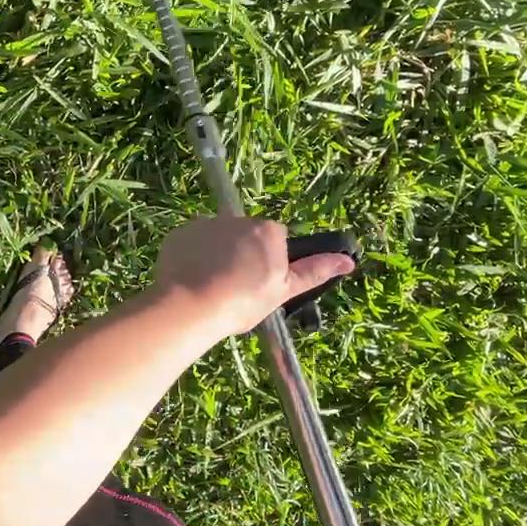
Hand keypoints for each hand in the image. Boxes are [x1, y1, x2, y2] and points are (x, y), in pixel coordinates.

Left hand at [154, 216, 355, 336]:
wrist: (190, 305)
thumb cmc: (243, 301)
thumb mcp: (283, 290)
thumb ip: (313, 271)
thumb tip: (347, 261)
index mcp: (267, 230)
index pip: (275, 239)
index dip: (269, 261)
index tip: (260, 281)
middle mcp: (236, 219)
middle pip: (245, 235)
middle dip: (243, 253)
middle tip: (236, 285)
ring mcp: (205, 224)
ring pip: (217, 237)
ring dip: (216, 253)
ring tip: (211, 284)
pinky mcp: (179, 233)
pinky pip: (192, 242)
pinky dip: (192, 255)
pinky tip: (191, 277)